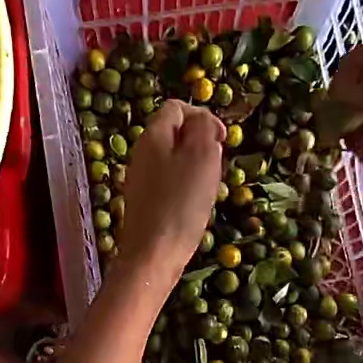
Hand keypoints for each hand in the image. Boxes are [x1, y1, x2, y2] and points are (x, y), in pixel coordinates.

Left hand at [116, 99, 225, 278]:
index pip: (176, 107)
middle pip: (175, 134)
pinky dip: (185, 187)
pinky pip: (168, 182)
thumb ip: (203, 128)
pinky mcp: (144, 202)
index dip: (202, 116)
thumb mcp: (202, 157)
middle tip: (216, 166)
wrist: (153, 256)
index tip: (221, 139)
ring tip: (208, 188)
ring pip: (173, 159)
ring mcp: (140, 179)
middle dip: (200, 144)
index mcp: (153, 136)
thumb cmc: (181, 204)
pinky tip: (194, 206)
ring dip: (195, 167)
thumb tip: (203, 119)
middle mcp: (141, 153)